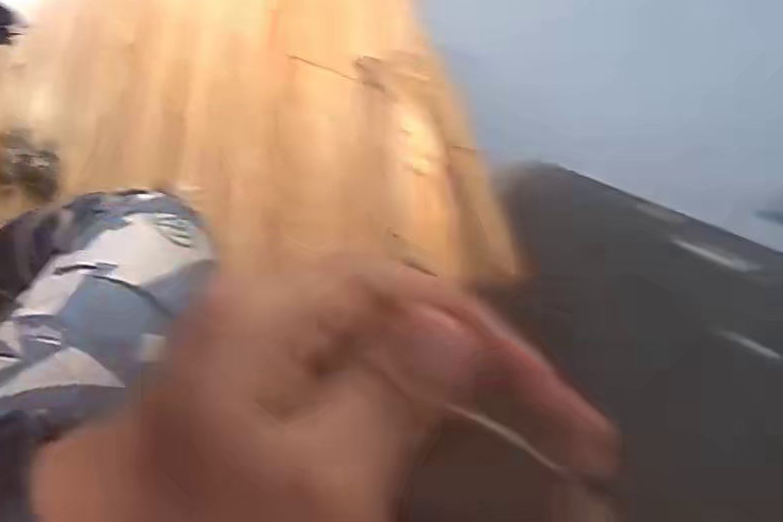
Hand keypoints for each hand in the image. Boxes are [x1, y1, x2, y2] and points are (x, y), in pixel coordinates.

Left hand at [37, 260, 617, 521]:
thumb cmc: (214, 516)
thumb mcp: (319, 477)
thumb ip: (386, 394)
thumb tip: (449, 327)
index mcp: (270, 306)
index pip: (394, 284)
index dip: (484, 335)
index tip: (569, 416)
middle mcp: (258, 298)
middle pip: (382, 297)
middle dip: (472, 349)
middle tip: (562, 430)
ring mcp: (247, 328)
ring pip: (363, 325)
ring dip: (440, 368)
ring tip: (521, 431)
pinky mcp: (245, 363)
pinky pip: (335, 355)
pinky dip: (395, 385)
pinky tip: (436, 427)